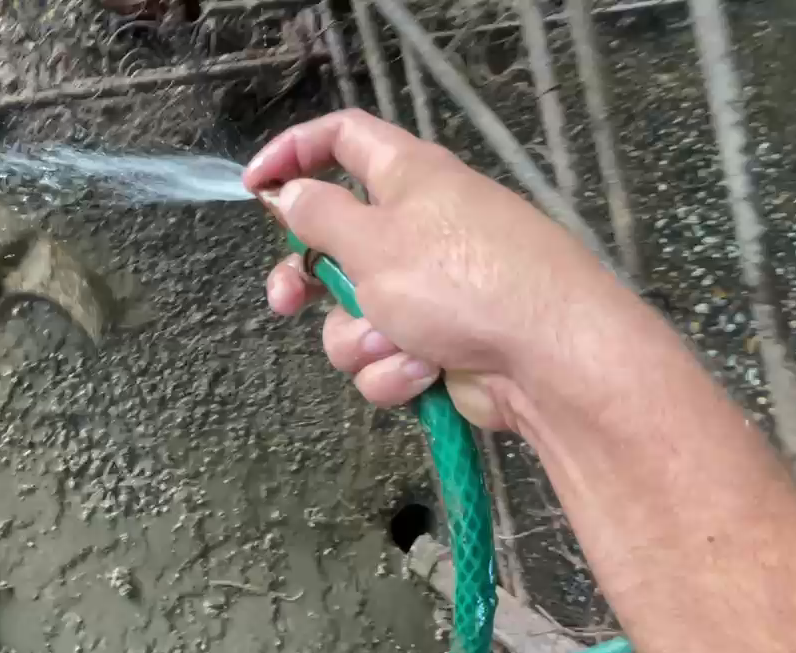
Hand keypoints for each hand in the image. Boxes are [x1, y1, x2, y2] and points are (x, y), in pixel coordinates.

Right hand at [244, 110, 642, 431]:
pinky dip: (393, 370)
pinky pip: (381, 358)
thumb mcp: (376, 241)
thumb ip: (321, 216)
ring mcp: (422, 292)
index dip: (294, 153)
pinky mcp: (429, 343)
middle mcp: (412, 230)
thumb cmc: (459, 281)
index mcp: (406, 180)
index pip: (343, 140)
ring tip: (395, 344)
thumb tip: (290, 195)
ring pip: (350, 317)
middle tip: (284, 302)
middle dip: (305, 281)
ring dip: (362, 340)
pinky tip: (424, 370)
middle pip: (332, 245)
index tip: (253, 186)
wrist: (542, 360)